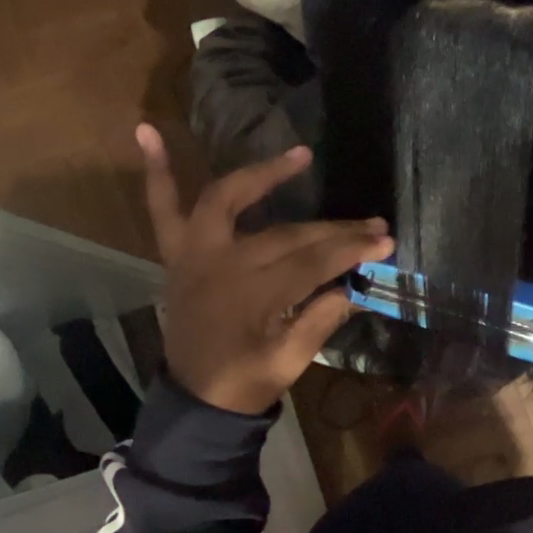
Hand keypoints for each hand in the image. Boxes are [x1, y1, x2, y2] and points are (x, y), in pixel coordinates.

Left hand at [140, 124, 391, 414]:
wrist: (196, 402)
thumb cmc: (245, 384)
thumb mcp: (290, 362)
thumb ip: (319, 320)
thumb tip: (352, 286)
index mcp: (251, 295)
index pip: (311, 262)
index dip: (350, 251)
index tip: (385, 242)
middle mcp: (220, 263)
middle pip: (285, 234)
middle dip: (332, 229)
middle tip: (373, 223)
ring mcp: (193, 254)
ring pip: (227, 200)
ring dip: (262, 175)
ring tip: (301, 155)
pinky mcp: (177, 256)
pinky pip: (163, 209)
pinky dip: (156, 173)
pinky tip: (147, 131)